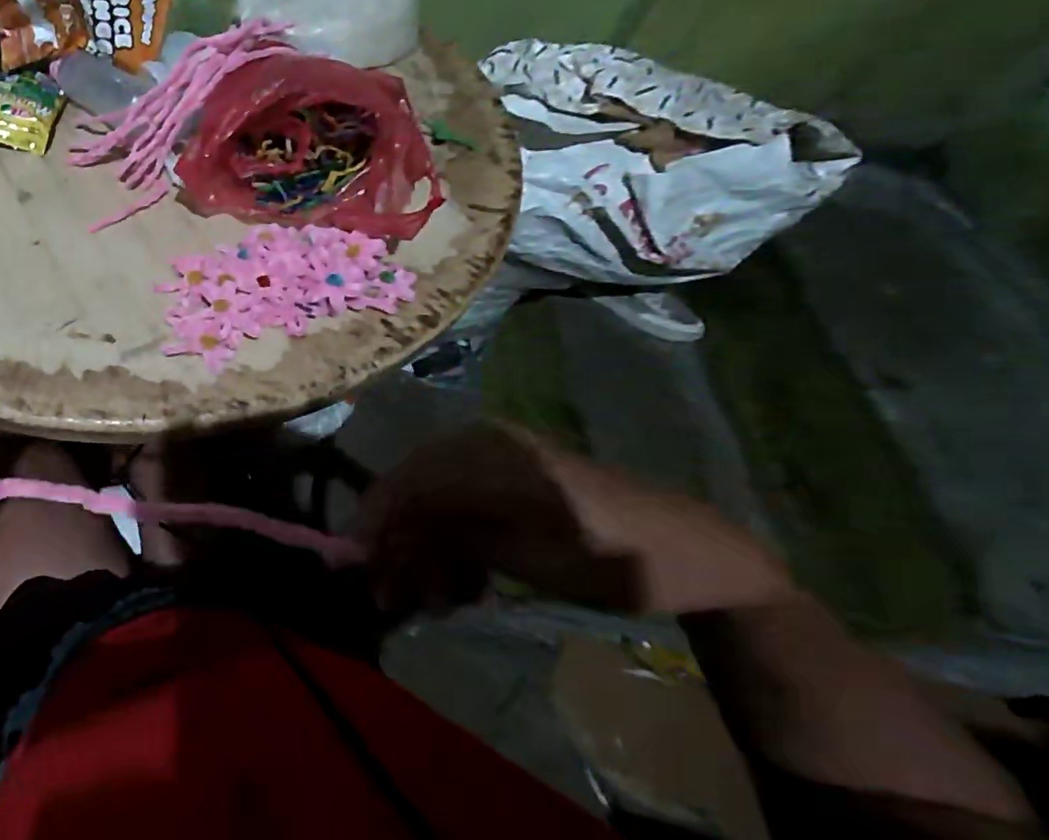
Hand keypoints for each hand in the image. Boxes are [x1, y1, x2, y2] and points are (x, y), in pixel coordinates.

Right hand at [362, 422, 793, 620]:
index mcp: (488, 452)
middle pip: (415, 492)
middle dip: (398, 546)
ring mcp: (498, 460)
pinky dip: (454, 551)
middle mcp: (484, 444)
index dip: (375, 519)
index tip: (352, 561)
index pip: (408, 479)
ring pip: (436, 506)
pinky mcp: (510, 482)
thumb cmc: (611, 559)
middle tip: (386, 594)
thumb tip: (387, 534)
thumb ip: (452, 534)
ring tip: (428, 603)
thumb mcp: (526, 554)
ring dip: (426, 555)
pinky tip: (459, 589)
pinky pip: (462, 512)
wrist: (697, 557)